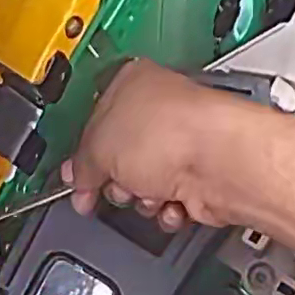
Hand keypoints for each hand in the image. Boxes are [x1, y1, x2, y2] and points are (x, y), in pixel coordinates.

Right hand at [63, 58, 266, 231]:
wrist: (219, 164)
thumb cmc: (172, 135)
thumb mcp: (99, 148)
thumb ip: (80, 165)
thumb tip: (75, 179)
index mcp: (130, 84)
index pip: (94, 123)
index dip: (83, 156)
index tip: (76, 179)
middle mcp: (159, 113)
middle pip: (120, 159)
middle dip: (115, 182)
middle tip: (118, 184)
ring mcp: (181, 147)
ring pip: (145, 187)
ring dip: (143, 199)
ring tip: (151, 191)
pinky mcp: (199, 179)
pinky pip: (170, 203)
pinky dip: (168, 210)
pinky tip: (172, 202)